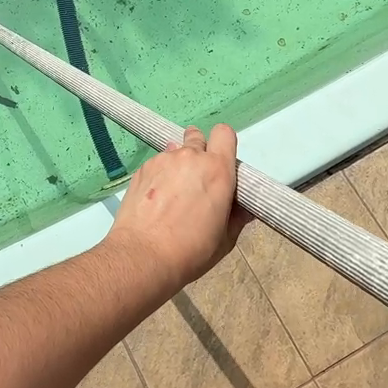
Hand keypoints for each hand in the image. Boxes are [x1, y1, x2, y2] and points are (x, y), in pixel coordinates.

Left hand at [102, 125, 246, 295]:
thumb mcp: (225, 239)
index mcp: (218, 170)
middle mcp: (191, 157)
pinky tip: (155, 199)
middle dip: (199, 153)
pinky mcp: (143, 167)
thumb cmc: (192, 250)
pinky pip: (158, 163)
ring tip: (172, 194)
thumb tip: (244, 207)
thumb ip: (237, 216)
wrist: (143, 254)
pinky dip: (160, 175)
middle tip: (195, 180)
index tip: (221, 163)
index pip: (225, 133)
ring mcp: (164, 159)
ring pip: (176, 151)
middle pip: (197, 137)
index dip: (224, 145)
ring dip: (178, 165)